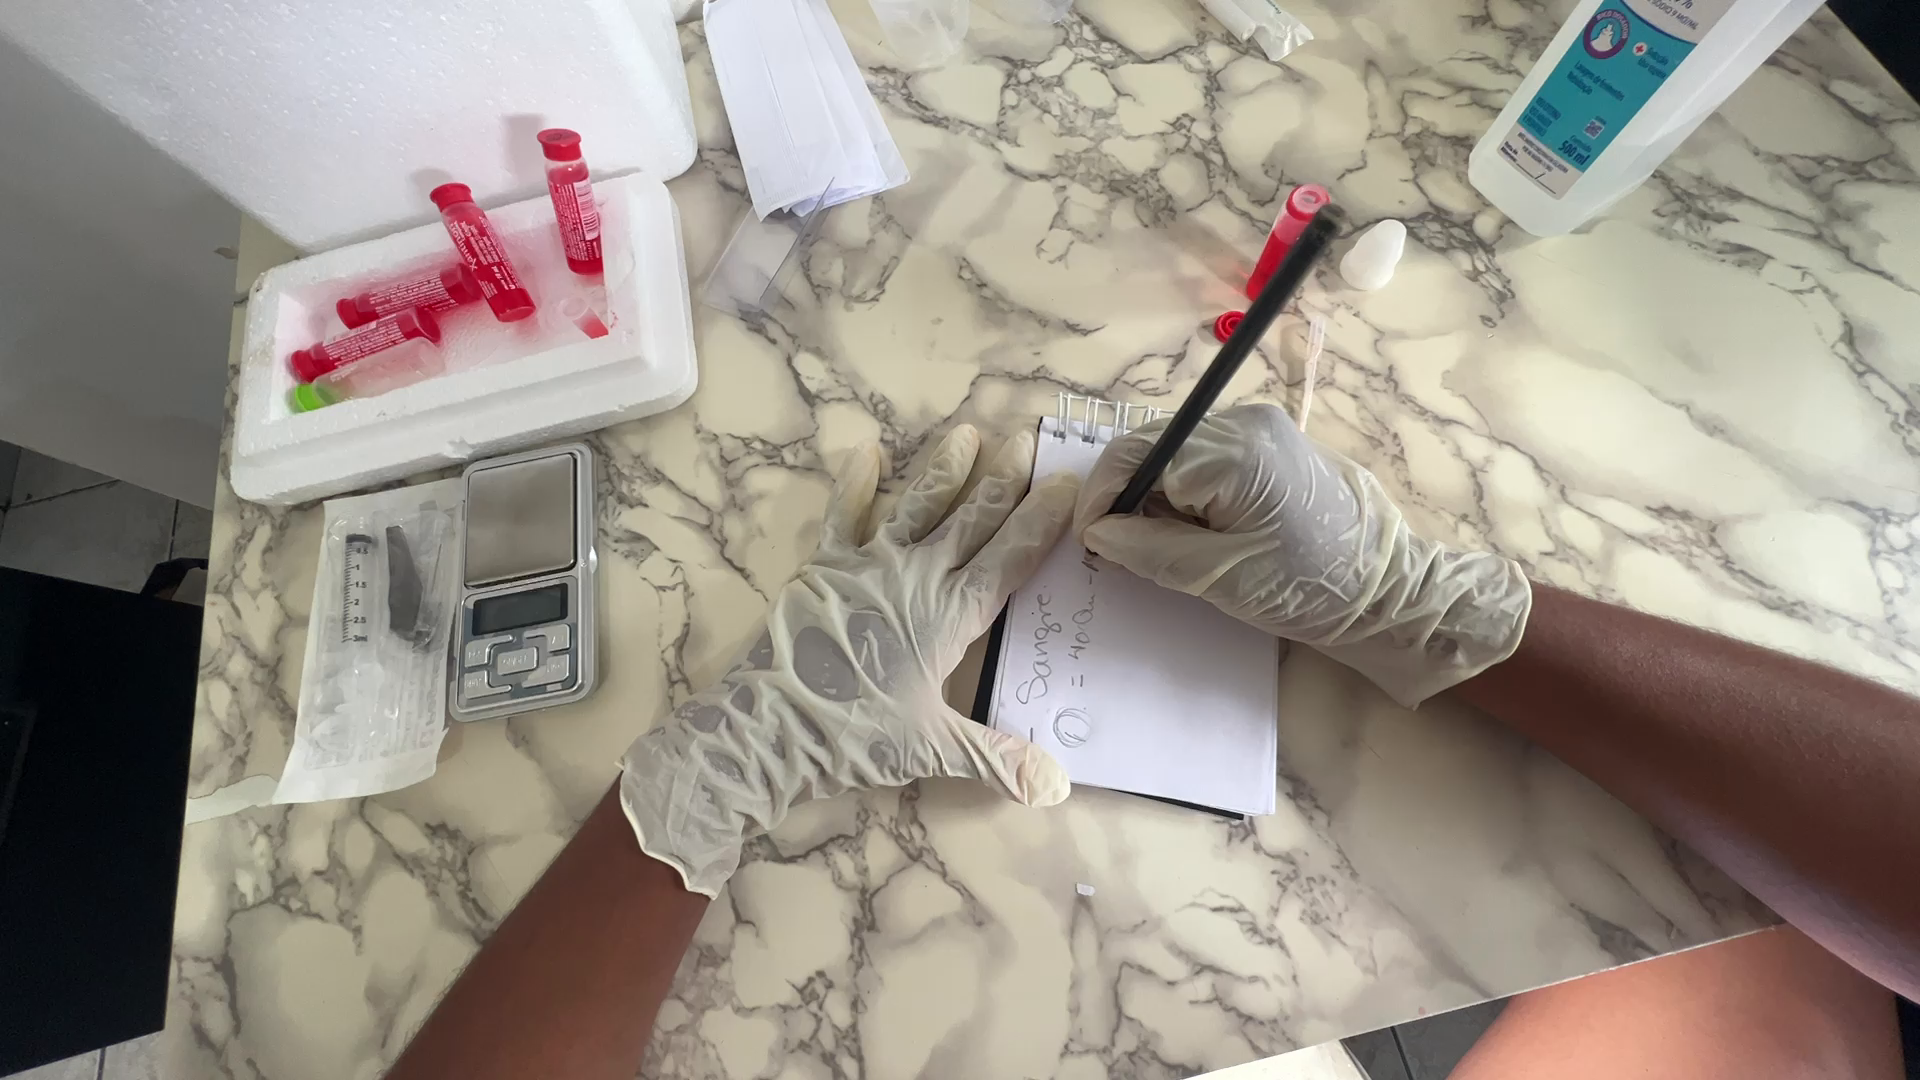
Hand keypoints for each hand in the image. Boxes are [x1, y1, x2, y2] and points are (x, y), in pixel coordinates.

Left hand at [620, 426, 1080, 895]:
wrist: (770, 727)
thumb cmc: (855, 734)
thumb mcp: (932, 749)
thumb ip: (998, 760)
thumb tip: (1059, 788)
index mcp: (951, 614)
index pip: (1009, 557)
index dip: (1040, 520)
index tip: (1065, 483)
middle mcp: (917, 576)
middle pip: (971, 518)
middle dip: (1003, 478)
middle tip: (1025, 437)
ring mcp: (870, 564)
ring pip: (918, 506)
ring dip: (945, 469)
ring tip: (966, 433)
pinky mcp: (827, 566)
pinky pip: (845, 516)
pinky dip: (856, 485)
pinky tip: (868, 452)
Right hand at [1072, 403, 1529, 706]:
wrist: (1391, 589)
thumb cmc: (1309, 589)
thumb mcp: (1217, 577)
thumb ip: (1147, 548)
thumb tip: (1097, 532)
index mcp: (1234, 453)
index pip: (1135, 455)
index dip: (1101, 495)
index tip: (1090, 538)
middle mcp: (1243, 421)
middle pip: (1149, 443)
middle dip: (1123, 492)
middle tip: (1117, 542)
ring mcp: (1257, 424)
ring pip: (1169, 447)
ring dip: (1150, 490)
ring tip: (1155, 537)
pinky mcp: (1265, 437)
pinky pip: (1197, 452)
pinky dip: (1178, 485)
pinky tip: (1189, 521)